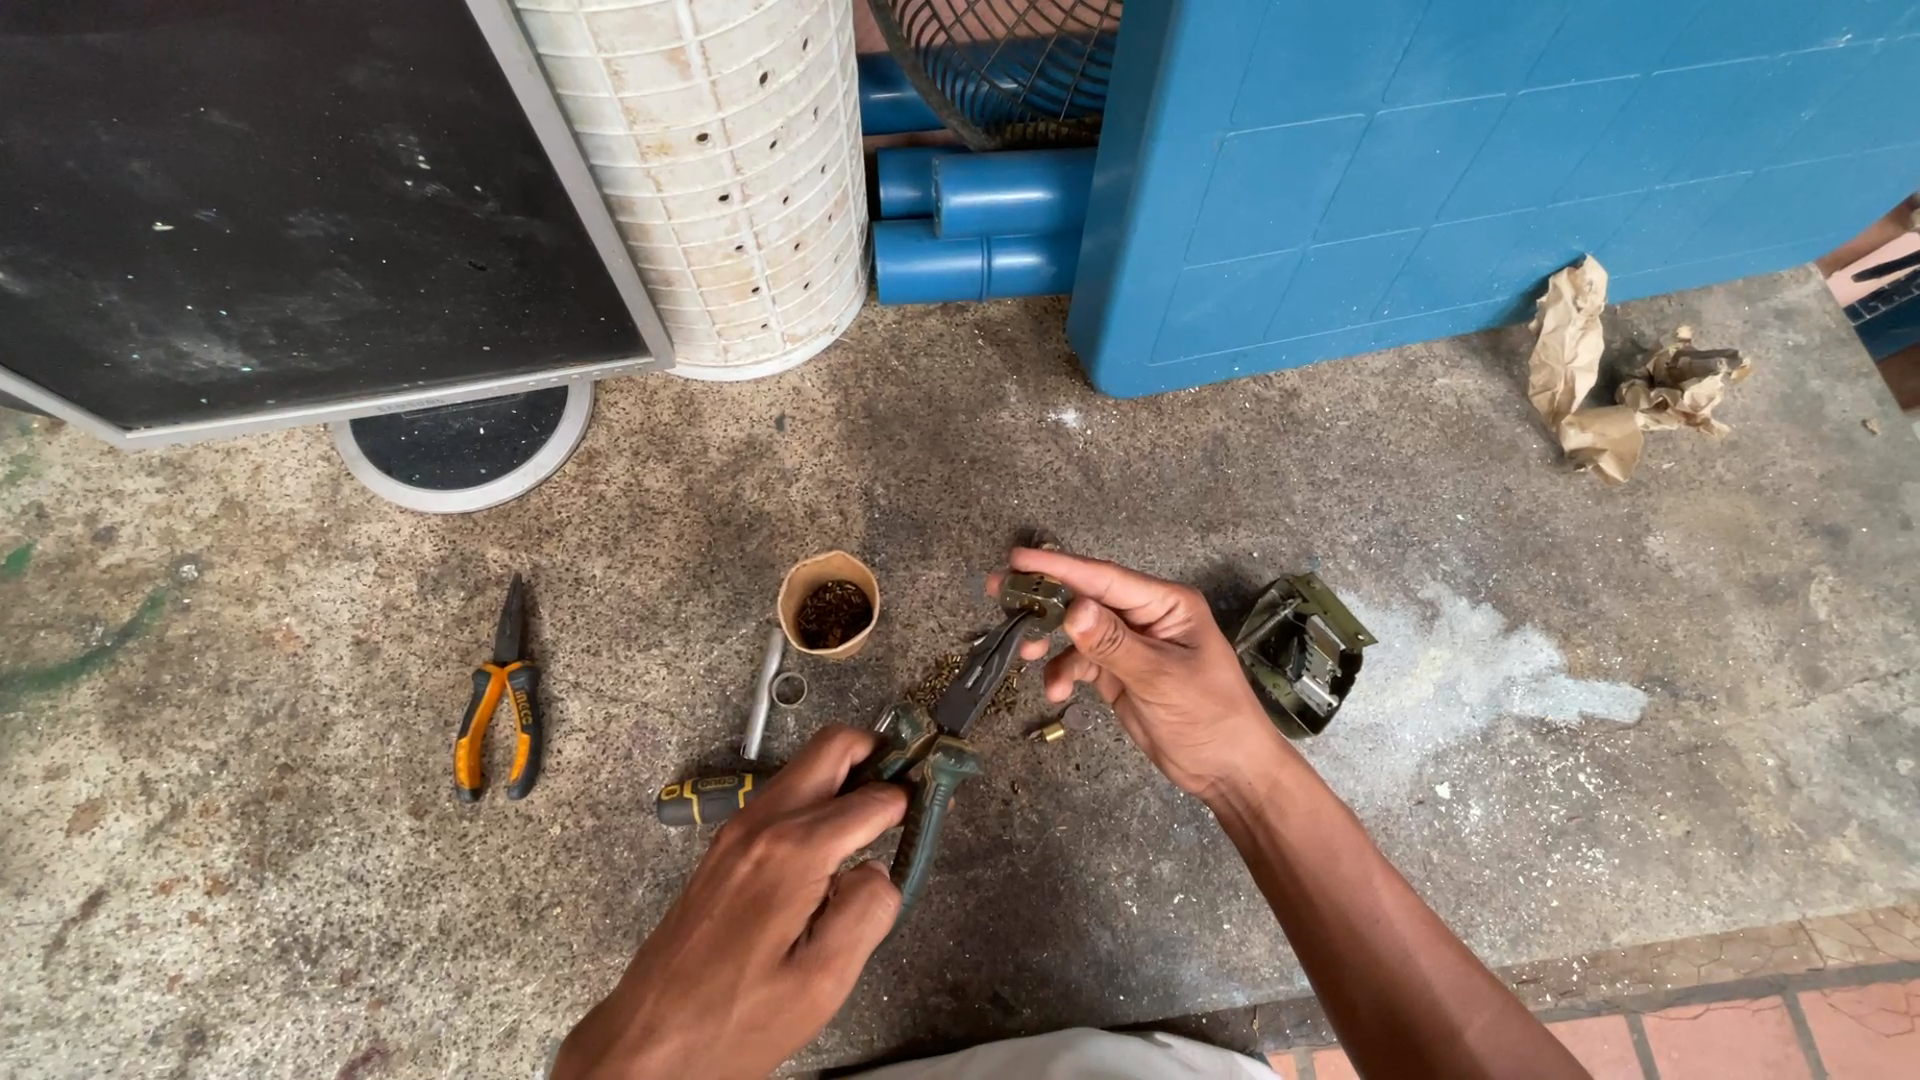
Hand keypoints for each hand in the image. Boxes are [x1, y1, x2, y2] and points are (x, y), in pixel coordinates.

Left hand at [553, 726, 906, 1079]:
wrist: (644, 1044)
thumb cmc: (737, 1022)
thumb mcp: (822, 982)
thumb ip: (868, 911)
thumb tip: (879, 868)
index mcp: (793, 850)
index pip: (872, 798)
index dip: (910, 800)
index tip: (934, 808)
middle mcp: (763, 822)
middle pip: (833, 745)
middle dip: (879, 753)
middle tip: (907, 791)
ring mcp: (738, 828)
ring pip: (807, 765)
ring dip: (848, 775)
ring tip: (877, 821)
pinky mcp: (725, 845)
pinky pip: (784, 795)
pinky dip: (820, 799)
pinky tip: (832, 848)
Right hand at [1001, 548, 1290, 798]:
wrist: (1228, 770)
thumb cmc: (1210, 716)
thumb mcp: (1160, 678)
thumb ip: (1113, 644)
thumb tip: (1072, 608)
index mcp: (1165, 604)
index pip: (1104, 578)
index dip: (1060, 567)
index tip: (1019, 560)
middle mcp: (1144, 617)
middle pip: (1084, 599)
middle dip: (1044, 599)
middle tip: (998, 592)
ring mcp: (1129, 645)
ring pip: (1077, 631)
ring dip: (1050, 642)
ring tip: (1024, 653)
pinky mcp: (1118, 673)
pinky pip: (1081, 662)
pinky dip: (1064, 674)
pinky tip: (1056, 692)